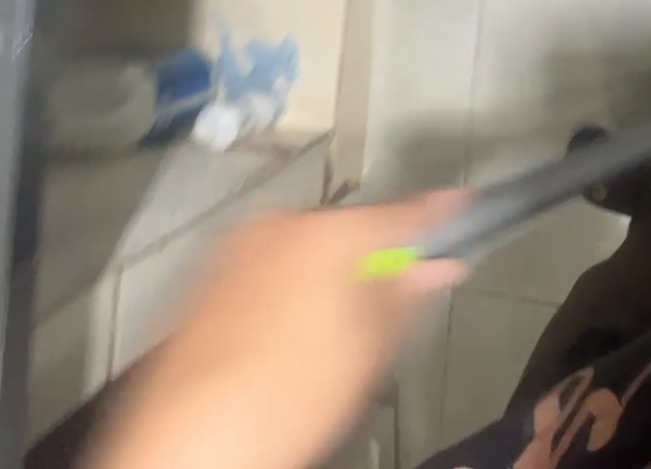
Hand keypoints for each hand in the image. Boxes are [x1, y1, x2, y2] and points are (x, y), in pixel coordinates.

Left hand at [89, 192, 470, 468]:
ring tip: (337, 325)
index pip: (405, 214)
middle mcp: (284, 223)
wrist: (184, 449)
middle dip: (377, 254)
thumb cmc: (288, 402)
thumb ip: (407, 294)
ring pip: (311, 244)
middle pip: (353, 228)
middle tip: (395, 293)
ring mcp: (243, 244)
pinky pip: (273, 260)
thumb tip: (438, 265)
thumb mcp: (368, 351)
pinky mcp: (212, 270)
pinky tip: (293, 329)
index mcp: (331, 235)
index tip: (465, 206)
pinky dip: (294, 278)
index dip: (442, 213)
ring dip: (334, 266)